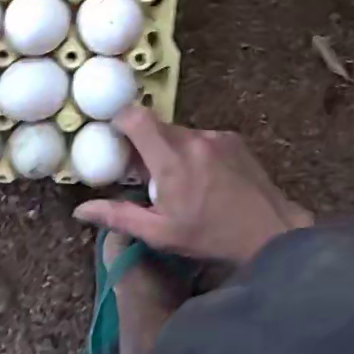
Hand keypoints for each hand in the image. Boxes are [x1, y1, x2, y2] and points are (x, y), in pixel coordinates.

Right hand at [73, 106, 312, 263]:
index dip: (119, 122)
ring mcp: (216, 136)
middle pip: (155, 126)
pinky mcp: (233, 139)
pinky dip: (194, 152)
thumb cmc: (212, 236)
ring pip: (179, 133)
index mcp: (171, 160)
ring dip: (170, 150)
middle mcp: (193, 139)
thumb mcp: (161, 233)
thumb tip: (81, 210)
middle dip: (145, 145)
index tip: (116, 142)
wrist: (273, 232)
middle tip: (147, 175)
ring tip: (180, 183)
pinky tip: (205, 180)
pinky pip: (201, 137)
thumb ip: (119, 216)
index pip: (135, 117)